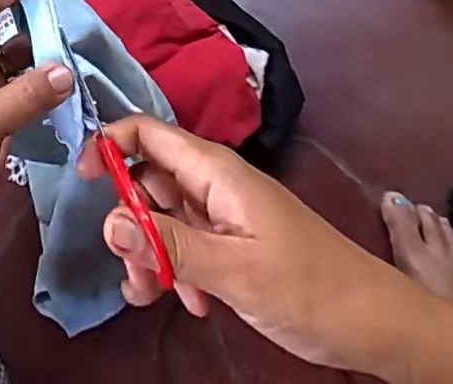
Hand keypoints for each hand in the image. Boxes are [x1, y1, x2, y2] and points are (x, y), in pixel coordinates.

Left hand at [0, 0, 73, 222]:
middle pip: (7, 22)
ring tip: (80, 31)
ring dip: (48, 44)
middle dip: (35, 7)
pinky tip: (74, 68)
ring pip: (24, 51)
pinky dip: (52, 75)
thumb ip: (23, 96)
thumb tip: (67, 70)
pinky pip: (33, 79)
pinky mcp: (4, 105)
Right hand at [78, 118, 452, 380]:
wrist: (371, 320)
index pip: (149, 131)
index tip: (81, 178)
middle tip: (134, 270)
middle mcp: (213, 180)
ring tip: (156, 296)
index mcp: (214, 169)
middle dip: (132, 220)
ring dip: (153, 252)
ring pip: (165, 214)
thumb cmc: (306, 285)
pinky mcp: (231, 236)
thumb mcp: (234, 269)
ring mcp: (223, 208)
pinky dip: (177, 267)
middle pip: (150, 179)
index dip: (110, 142)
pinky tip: (194, 303)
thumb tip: (111, 219)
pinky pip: (187, 239)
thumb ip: (170, 242)